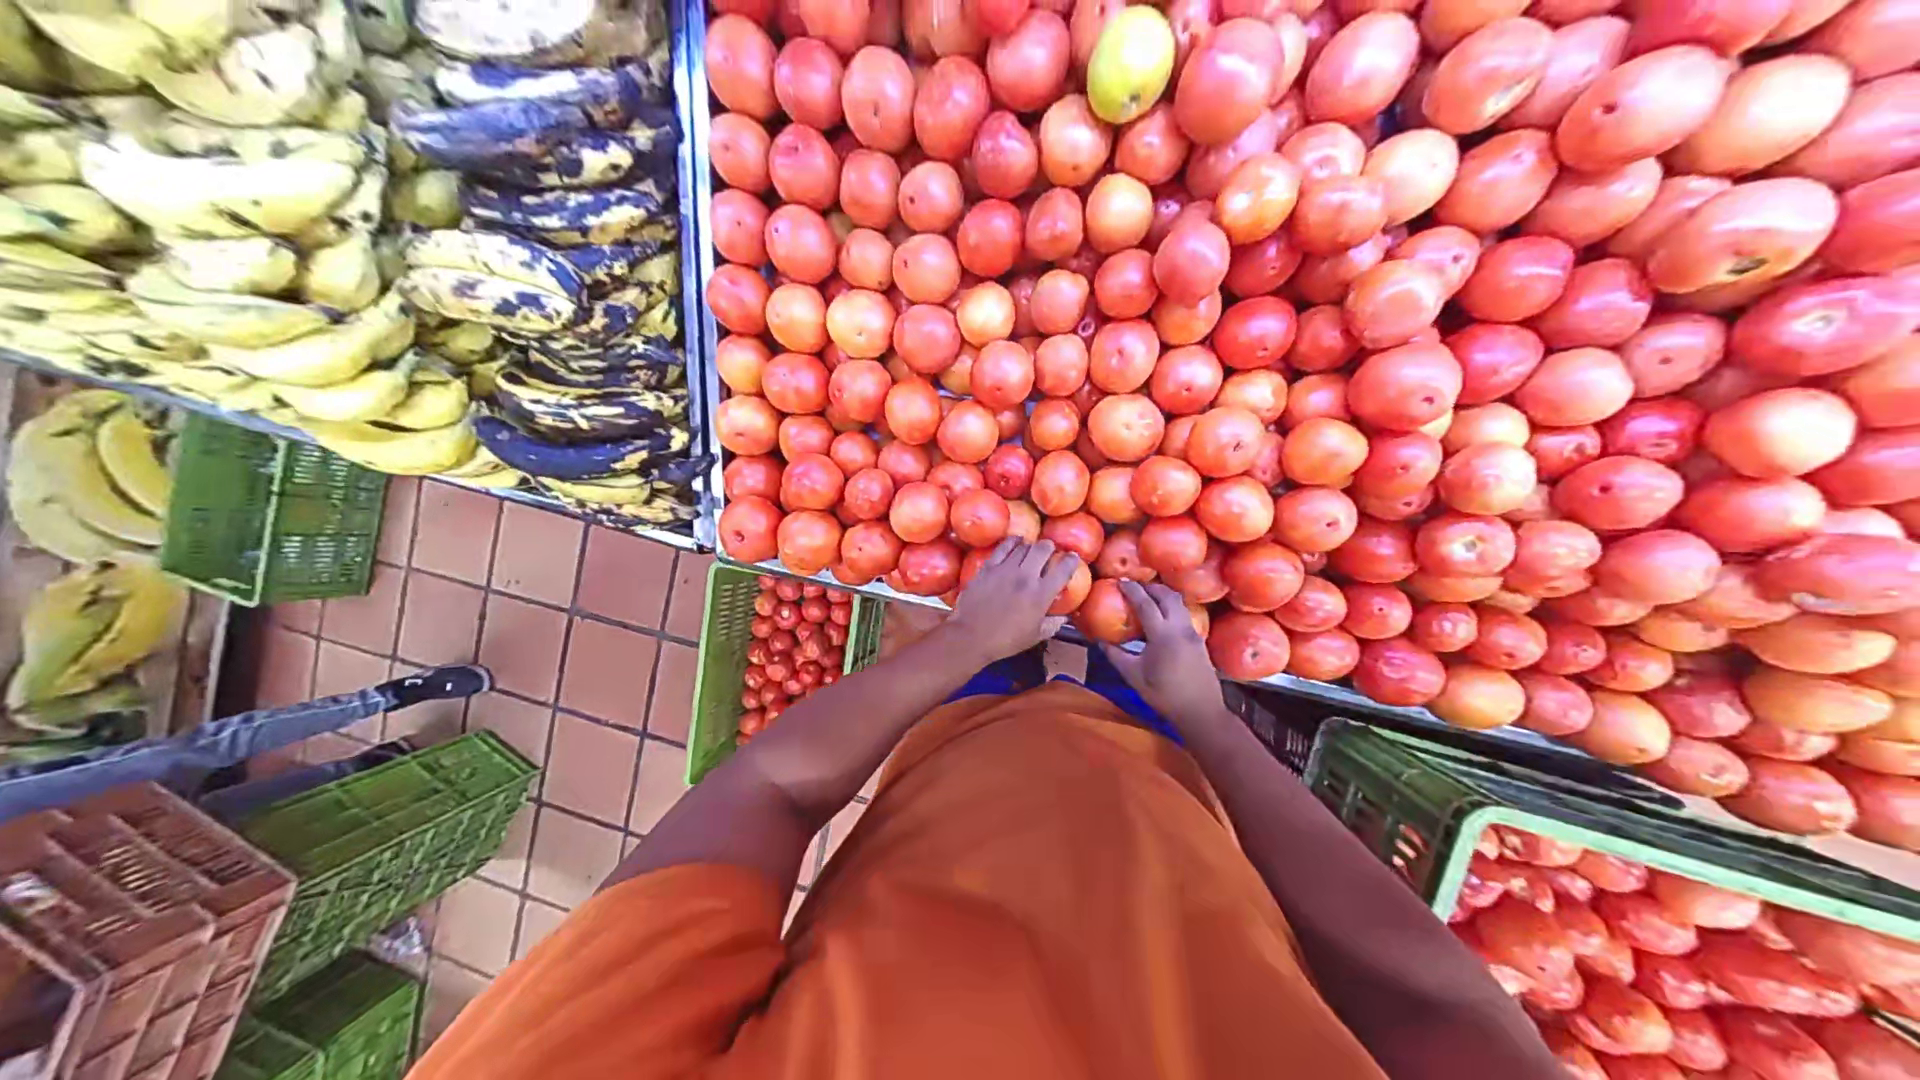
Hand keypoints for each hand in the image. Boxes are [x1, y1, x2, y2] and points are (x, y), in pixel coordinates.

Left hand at [944, 538, 1080, 664]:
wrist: (971, 636)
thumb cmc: (1005, 640)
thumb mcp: (1035, 636)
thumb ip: (1052, 624)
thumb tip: (1062, 616)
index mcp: (1041, 595)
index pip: (1063, 569)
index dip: (1071, 560)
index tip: (1073, 557)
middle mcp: (1026, 577)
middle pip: (1043, 549)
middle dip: (1050, 547)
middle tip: (1049, 550)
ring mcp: (1005, 569)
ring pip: (1024, 546)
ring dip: (1031, 546)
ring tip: (1031, 549)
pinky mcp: (988, 567)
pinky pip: (1003, 547)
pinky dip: (1012, 542)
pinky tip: (1015, 542)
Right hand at [1099, 580, 1229, 724]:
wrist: (1201, 711)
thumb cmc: (1164, 695)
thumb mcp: (1134, 676)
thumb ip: (1115, 656)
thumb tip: (1099, 641)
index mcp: (1163, 635)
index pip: (1146, 603)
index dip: (1132, 590)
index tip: (1121, 582)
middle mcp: (1180, 628)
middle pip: (1167, 596)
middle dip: (1151, 587)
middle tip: (1134, 586)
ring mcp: (1193, 633)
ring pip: (1179, 603)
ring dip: (1163, 595)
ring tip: (1148, 596)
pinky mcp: (1199, 640)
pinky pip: (1184, 614)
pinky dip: (1171, 607)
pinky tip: (1162, 617)